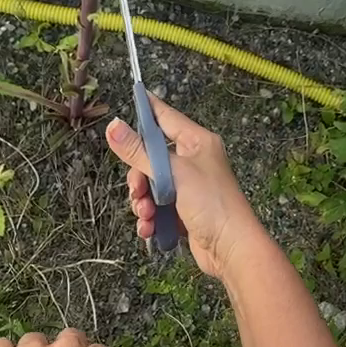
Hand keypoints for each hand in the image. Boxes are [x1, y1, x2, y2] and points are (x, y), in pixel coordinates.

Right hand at [104, 96, 266, 280]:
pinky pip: (157, 207)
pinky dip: (150, 218)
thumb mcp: (172, 174)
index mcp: (197, 142)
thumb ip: (140, 152)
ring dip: (143, 202)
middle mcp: (194, 160)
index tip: (130, 96)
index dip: (147, 109)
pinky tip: (149, 229)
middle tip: (138, 191)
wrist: (232, 250)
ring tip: (146, 215)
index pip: (166, 117)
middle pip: (152, 157)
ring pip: (152, 185)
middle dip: (139, 177)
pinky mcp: (185, 211)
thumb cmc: (212, 204)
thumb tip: (113, 126)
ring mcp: (189, 187)